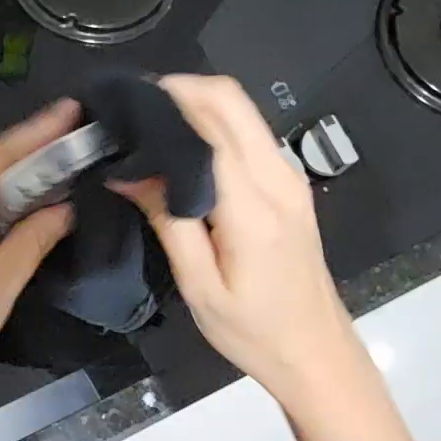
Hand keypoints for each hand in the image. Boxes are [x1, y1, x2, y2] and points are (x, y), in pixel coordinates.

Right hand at [115, 75, 363, 405]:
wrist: (317, 352)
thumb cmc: (253, 331)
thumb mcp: (199, 287)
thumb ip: (167, 221)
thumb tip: (127, 171)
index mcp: (253, 207)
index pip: (209, 127)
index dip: (165, 103)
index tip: (122, 106)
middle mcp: (278, 178)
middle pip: (232, 99)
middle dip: (180, 88)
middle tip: (132, 109)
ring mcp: (289, 177)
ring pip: (242, 110)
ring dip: (196, 103)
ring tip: (149, 125)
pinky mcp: (290, 184)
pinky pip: (248, 133)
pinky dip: (213, 123)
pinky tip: (181, 146)